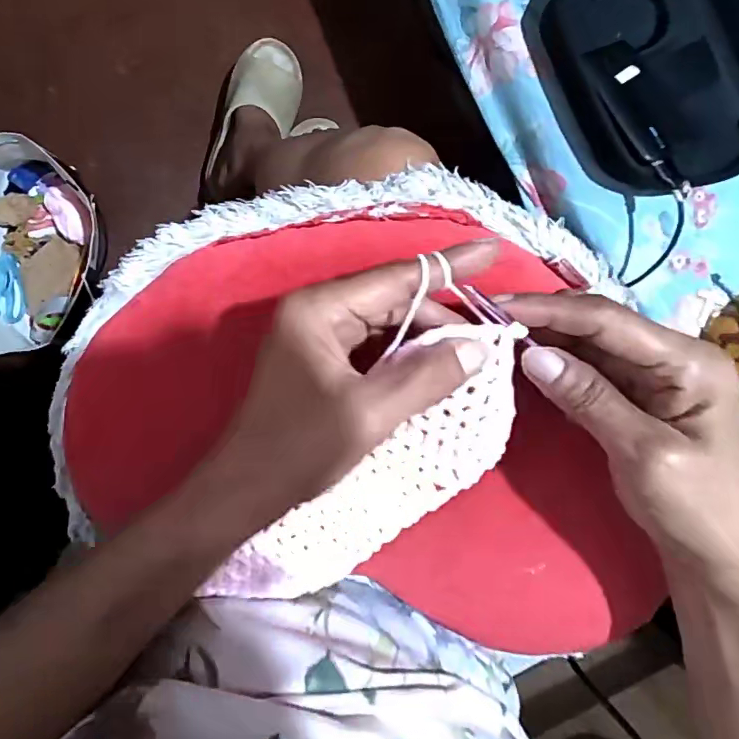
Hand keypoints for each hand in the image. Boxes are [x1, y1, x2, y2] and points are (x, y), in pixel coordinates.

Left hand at [188, 240, 500, 530]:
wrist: (244, 490)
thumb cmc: (299, 448)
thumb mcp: (369, 414)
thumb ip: (426, 377)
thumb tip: (479, 346)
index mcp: (320, 309)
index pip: (396, 276)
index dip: (449, 264)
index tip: (494, 249)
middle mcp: (316, 311)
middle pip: (391, 299)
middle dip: (439, 315)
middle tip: (487, 337)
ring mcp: (315, 335)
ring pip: (384, 323)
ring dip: (424, 337)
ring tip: (469, 354)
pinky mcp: (319, 360)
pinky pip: (371, 346)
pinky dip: (403, 356)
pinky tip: (434, 370)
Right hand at [498, 292, 738, 575]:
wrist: (723, 563)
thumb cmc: (698, 510)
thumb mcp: (643, 453)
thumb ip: (589, 397)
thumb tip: (531, 353)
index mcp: (689, 360)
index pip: (608, 319)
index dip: (550, 309)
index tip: (498, 307)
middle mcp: (673, 355)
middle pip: (598, 322)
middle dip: (544, 316)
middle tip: (488, 318)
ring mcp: (655, 375)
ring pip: (589, 341)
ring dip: (545, 336)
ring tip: (496, 332)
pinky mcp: (637, 395)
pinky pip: (589, 367)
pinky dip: (555, 361)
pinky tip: (524, 357)